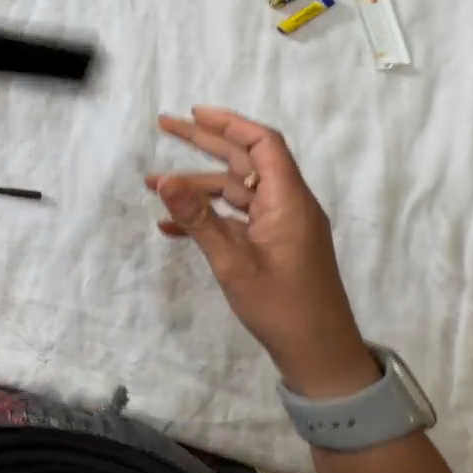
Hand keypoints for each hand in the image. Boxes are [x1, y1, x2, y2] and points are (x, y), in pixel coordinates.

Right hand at [149, 107, 378, 397]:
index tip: (193, 113)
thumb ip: (197, 218)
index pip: (263, 144)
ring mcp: (281, 225)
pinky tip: (171, 227)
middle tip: (164, 125)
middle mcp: (288, 205)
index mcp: (288, 201)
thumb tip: (162, 179)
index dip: (229, 124)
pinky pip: (236, 216)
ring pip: (235, 188)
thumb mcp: (233, 262)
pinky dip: (206, 215)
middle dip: (204, 141)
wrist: (320, 358)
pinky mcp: (273, 244)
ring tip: (152, 183)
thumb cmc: (282, 307)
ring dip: (196, 184)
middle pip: (245, 159)